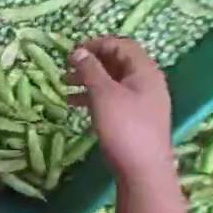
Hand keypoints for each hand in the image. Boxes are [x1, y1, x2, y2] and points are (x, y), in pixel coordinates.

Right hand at [70, 37, 175, 182]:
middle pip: (118, 62)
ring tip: (65, 85)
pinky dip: (94, 96)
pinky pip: (113, 97)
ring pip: (113, 81)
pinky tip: (76, 103)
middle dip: (91, 62)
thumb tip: (78, 51)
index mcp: (144, 71)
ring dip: (89, 79)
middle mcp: (147, 81)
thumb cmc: (124, 127)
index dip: (97, 44)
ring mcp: (143, 100)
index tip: (72, 51)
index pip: (121, 45)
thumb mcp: (103, 95)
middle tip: (66, 68)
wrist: (143, 168)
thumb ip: (90, 70)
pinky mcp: (135, 116)